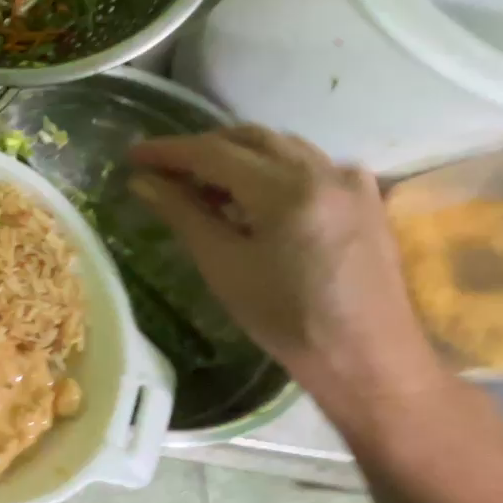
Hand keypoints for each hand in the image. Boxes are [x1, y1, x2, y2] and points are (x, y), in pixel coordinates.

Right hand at [128, 126, 443, 408]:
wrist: (371, 364)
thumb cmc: (287, 319)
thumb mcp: (221, 264)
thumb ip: (181, 212)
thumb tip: (141, 180)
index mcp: (286, 191)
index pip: (212, 152)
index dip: (167, 150)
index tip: (131, 155)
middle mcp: (323, 174)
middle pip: (249, 139)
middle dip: (201, 147)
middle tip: (165, 169)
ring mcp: (351, 185)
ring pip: (281, 146)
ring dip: (237, 154)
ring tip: (205, 182)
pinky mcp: (366, 201)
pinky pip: (311, 163)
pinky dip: (273, 166)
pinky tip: (257, 194)